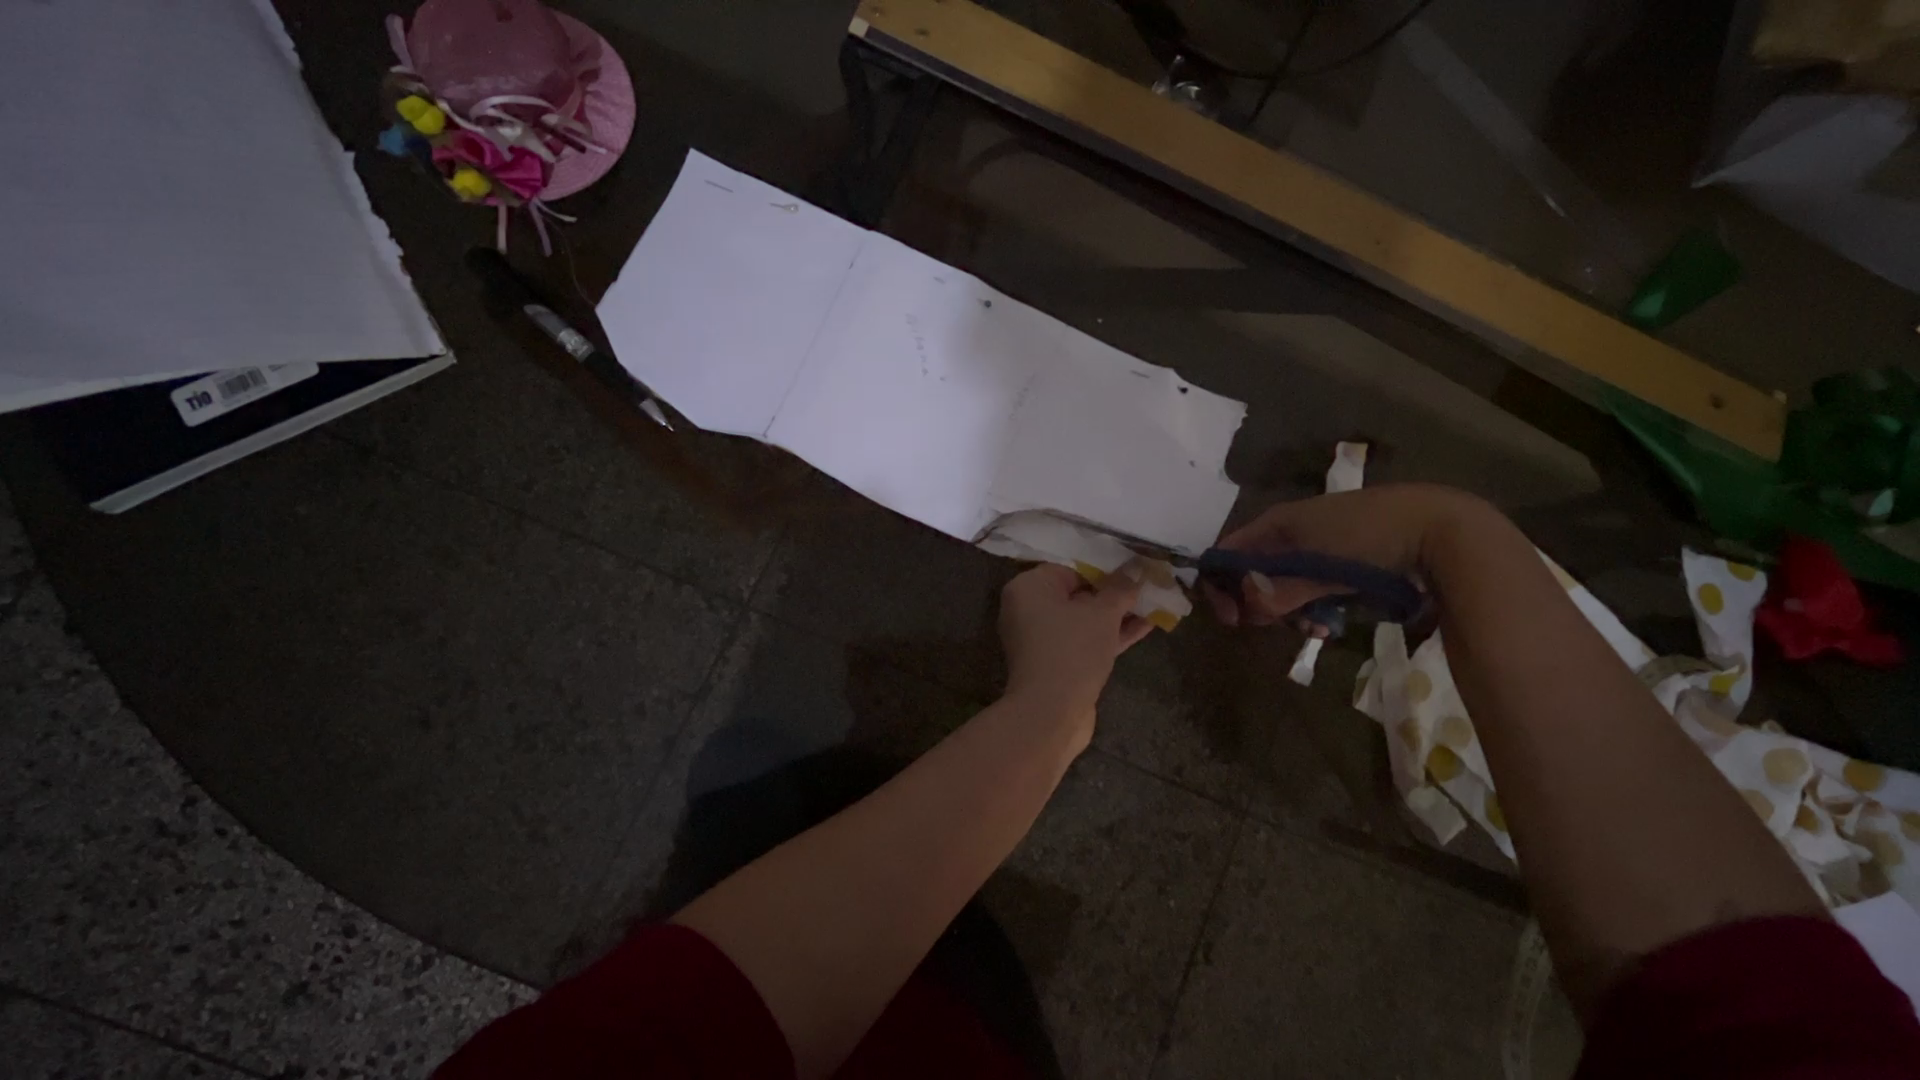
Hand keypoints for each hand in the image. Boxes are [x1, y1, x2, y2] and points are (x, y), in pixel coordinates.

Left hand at [998, 563, 1154, 732]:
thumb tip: (1136, 567)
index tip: (1133, 571)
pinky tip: (1146, 626)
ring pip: (1084, 620)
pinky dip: (1110, 635)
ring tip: (1155, 604)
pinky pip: (1085, 641)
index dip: (1103, 569)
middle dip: (1113, 593)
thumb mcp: (1102, 613)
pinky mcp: (1056, 664)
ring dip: (1117, 615)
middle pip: (1077, 594)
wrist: (1051, 712)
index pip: (1069, 569)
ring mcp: (1041, 640)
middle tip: (1147, 585)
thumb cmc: (1072, 649)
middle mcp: (1028, 610)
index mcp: (1028, 588)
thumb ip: (1120, 588)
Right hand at [1204, 484, 1476, 629]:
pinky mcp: (1343, 566)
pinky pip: (1312, 592)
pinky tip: (1329, 626)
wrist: (1439, 529)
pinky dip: (1313, 610)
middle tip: (1277, 625)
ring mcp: (1318, 550)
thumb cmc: (1370, 538)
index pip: (1228, 553)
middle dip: (1259, 605)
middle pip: (1253, 575)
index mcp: (1277, 523)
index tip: (1232, 620)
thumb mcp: (1318, 563)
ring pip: (1283, 588)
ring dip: (1289, 613)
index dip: (1220, 585)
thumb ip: (1279, 588)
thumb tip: (1247, 606)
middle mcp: (1291, 534)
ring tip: (1313, 629)